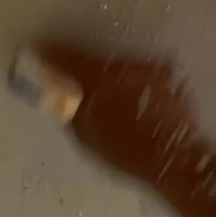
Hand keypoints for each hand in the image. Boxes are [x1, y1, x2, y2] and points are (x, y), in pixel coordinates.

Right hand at [34, 42, 202, 187]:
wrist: (177, 162)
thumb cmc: (126, 154)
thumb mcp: (86, 136)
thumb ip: (68, 108)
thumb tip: (57, 91)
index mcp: (102, 77)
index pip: (68, 57)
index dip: (50, 55)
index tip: (38, 53)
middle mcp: (128, 65)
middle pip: (96, 59)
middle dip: (81, 67)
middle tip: (69, 77)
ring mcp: (153, 69)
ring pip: (121, 66)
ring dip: (109, 76)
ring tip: (103, 93)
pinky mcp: (170, 78)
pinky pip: (141, 76)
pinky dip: (131, 84)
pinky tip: (129, 101)